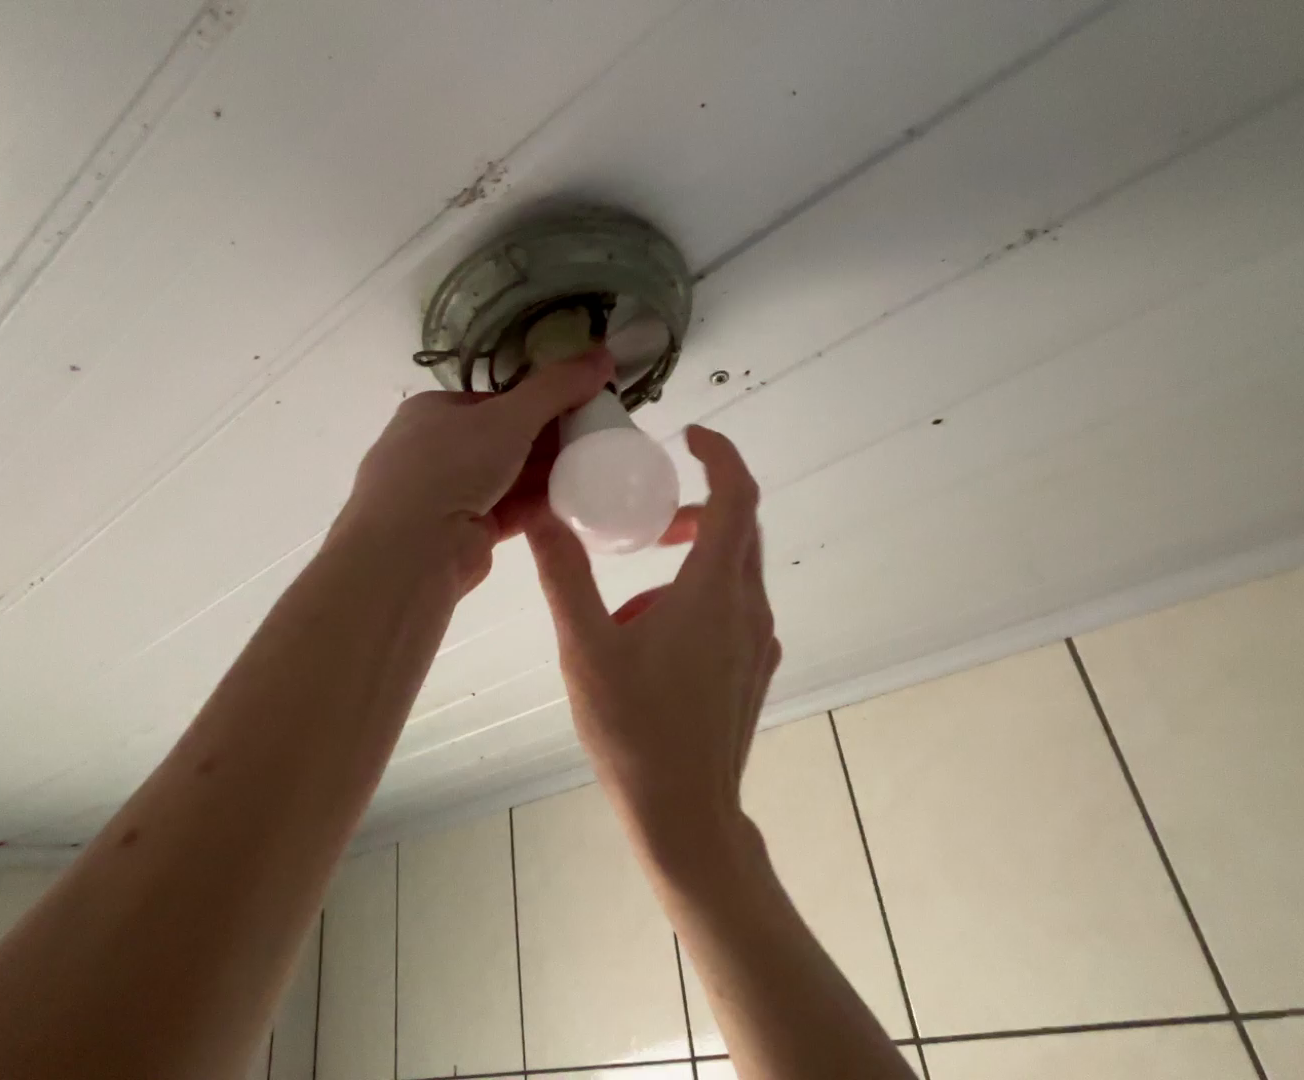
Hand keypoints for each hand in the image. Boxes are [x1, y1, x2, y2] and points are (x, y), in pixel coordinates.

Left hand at [347, 352, 613, 591]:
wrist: (413, 549)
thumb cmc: (451, 466)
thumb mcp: (510, 416)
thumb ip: (558, 387)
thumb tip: (604, 354)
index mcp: (433, 411)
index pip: (497, 400)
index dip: (542, 403)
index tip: (583, 409)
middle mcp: (435, 450)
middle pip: (506, 440)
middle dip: (550, 443)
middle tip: (596, 441)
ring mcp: (447, 494)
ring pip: (509, 478)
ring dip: (548, 476)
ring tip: (594, 471)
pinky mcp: (465, 532)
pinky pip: (510, 510)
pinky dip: (539, 506)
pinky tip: (574, 503)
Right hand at [526, 426, 780, 865]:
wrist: (686, 813)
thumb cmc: (634, 731)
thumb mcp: (585, 648)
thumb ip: (565, 575)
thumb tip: (544, 516)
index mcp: (712, 591)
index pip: (736, 495)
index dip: (720, 453)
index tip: (690, 435)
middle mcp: (748, 607)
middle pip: (737, 529)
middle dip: (695, 510)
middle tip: (647, 520)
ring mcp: (759, 639)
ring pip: (733, 571)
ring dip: (692, 559)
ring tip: (633, 600)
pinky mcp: (756, 666)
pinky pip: (734, 607)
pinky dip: (700, 595)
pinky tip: (655, 639)